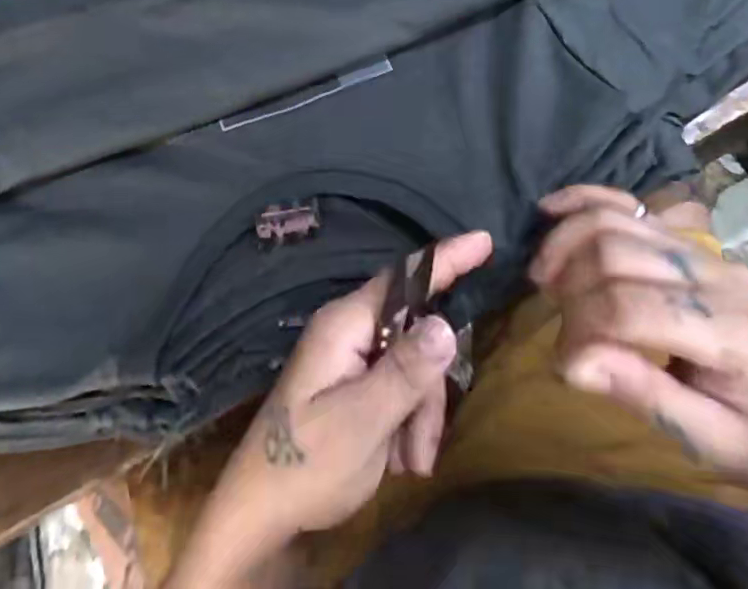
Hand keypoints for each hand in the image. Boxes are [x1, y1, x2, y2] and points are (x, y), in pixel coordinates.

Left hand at [172, 232, 493, 585]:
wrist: (263, 507)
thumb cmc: (308, 463)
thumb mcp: (364, 420)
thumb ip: (406, 371)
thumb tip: (446, 322)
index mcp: (344, 325)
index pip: (403, 279)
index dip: (445, 259)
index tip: (483, 240)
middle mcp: (348, 331)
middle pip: (415, 335)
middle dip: (429, 389)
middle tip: (422, 447)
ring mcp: (350, 358)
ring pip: (413, 368)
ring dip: (419, 417)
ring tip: (407, 465)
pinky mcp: (353, 383)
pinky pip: (398, 388)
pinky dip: (407, 424)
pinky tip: (397, 460)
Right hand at [529, 185, 747, 492]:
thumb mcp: (707, 437)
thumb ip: (643, 395)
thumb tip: (572, 363)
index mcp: (738, 337)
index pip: (632, 309)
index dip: (582, 329)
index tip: (566, 364)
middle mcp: (723, 279)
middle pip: (615, 254)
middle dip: (569, 286)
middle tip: (555, 319)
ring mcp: (704, 251)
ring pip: (612, 221)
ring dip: (562, 244)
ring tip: (544, 279)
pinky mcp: (684, 238)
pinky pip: (625, 204)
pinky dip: (581, 200)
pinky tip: (549, 210)